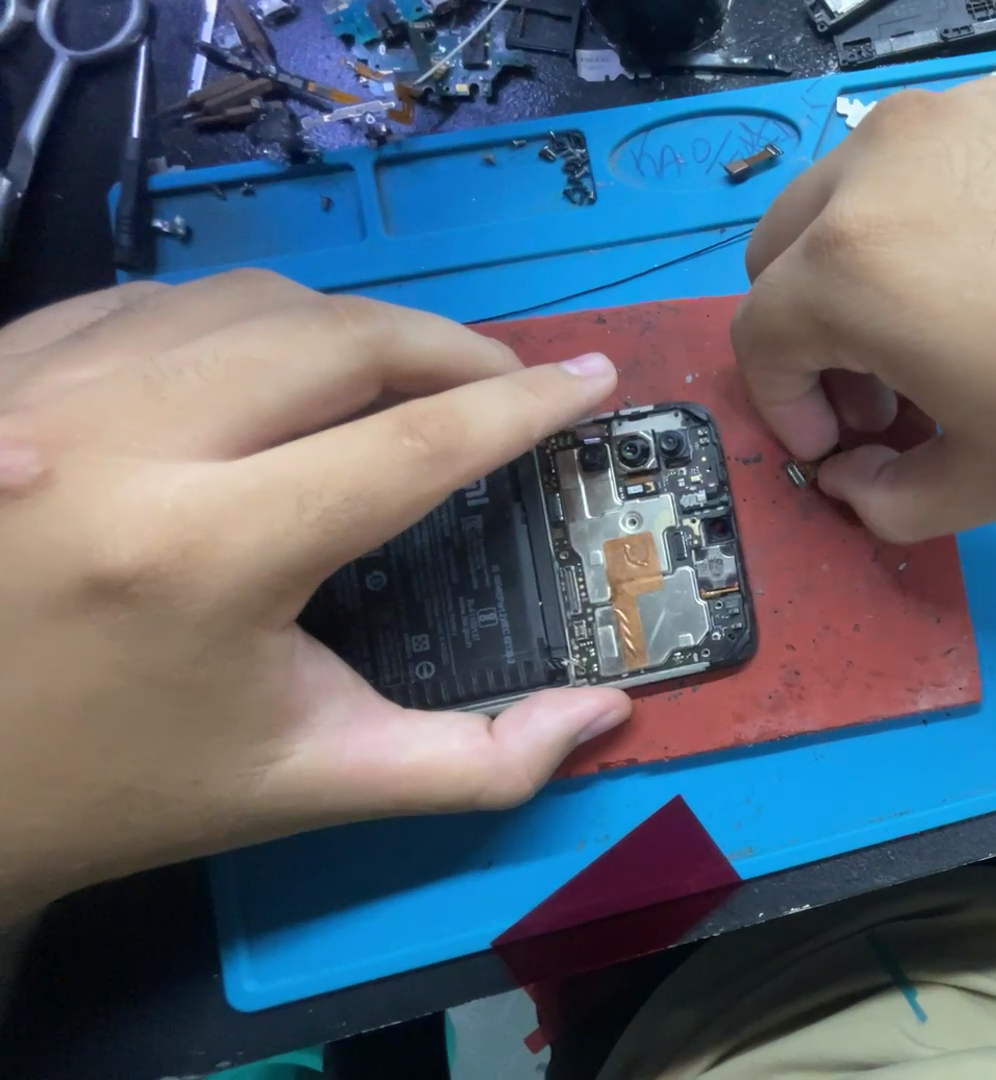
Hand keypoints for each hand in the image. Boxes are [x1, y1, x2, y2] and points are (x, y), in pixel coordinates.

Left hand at [0, 271, 631, 915]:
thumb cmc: (125, 784)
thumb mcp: (320, 783)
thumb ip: (483, 762)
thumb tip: (607, 714)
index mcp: (205, 553)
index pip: (416, 443)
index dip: (525, 405)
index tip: (595, 377)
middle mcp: (109, 444)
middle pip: (343, 340)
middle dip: (459, 349)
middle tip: (516, 383)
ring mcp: (29, 390)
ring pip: (256, 302)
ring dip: (369, 330)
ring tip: (419, 377)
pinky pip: (167, 302)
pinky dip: (267, 323)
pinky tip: (295, 371)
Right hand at [731, 76, 995, 540]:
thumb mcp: (987, 484)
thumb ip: (886, 498)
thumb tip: (849, 479)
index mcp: (853, 264)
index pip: (758, 336)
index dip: (786, 406)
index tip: (841, 446)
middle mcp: (886, 162)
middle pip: (787, 254)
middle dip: (816, 338)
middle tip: (889, 399)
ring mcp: (964, 112)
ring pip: (854, 196)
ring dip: (866, 276)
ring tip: (950, 339)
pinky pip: (938, 164)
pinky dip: (934, 226)